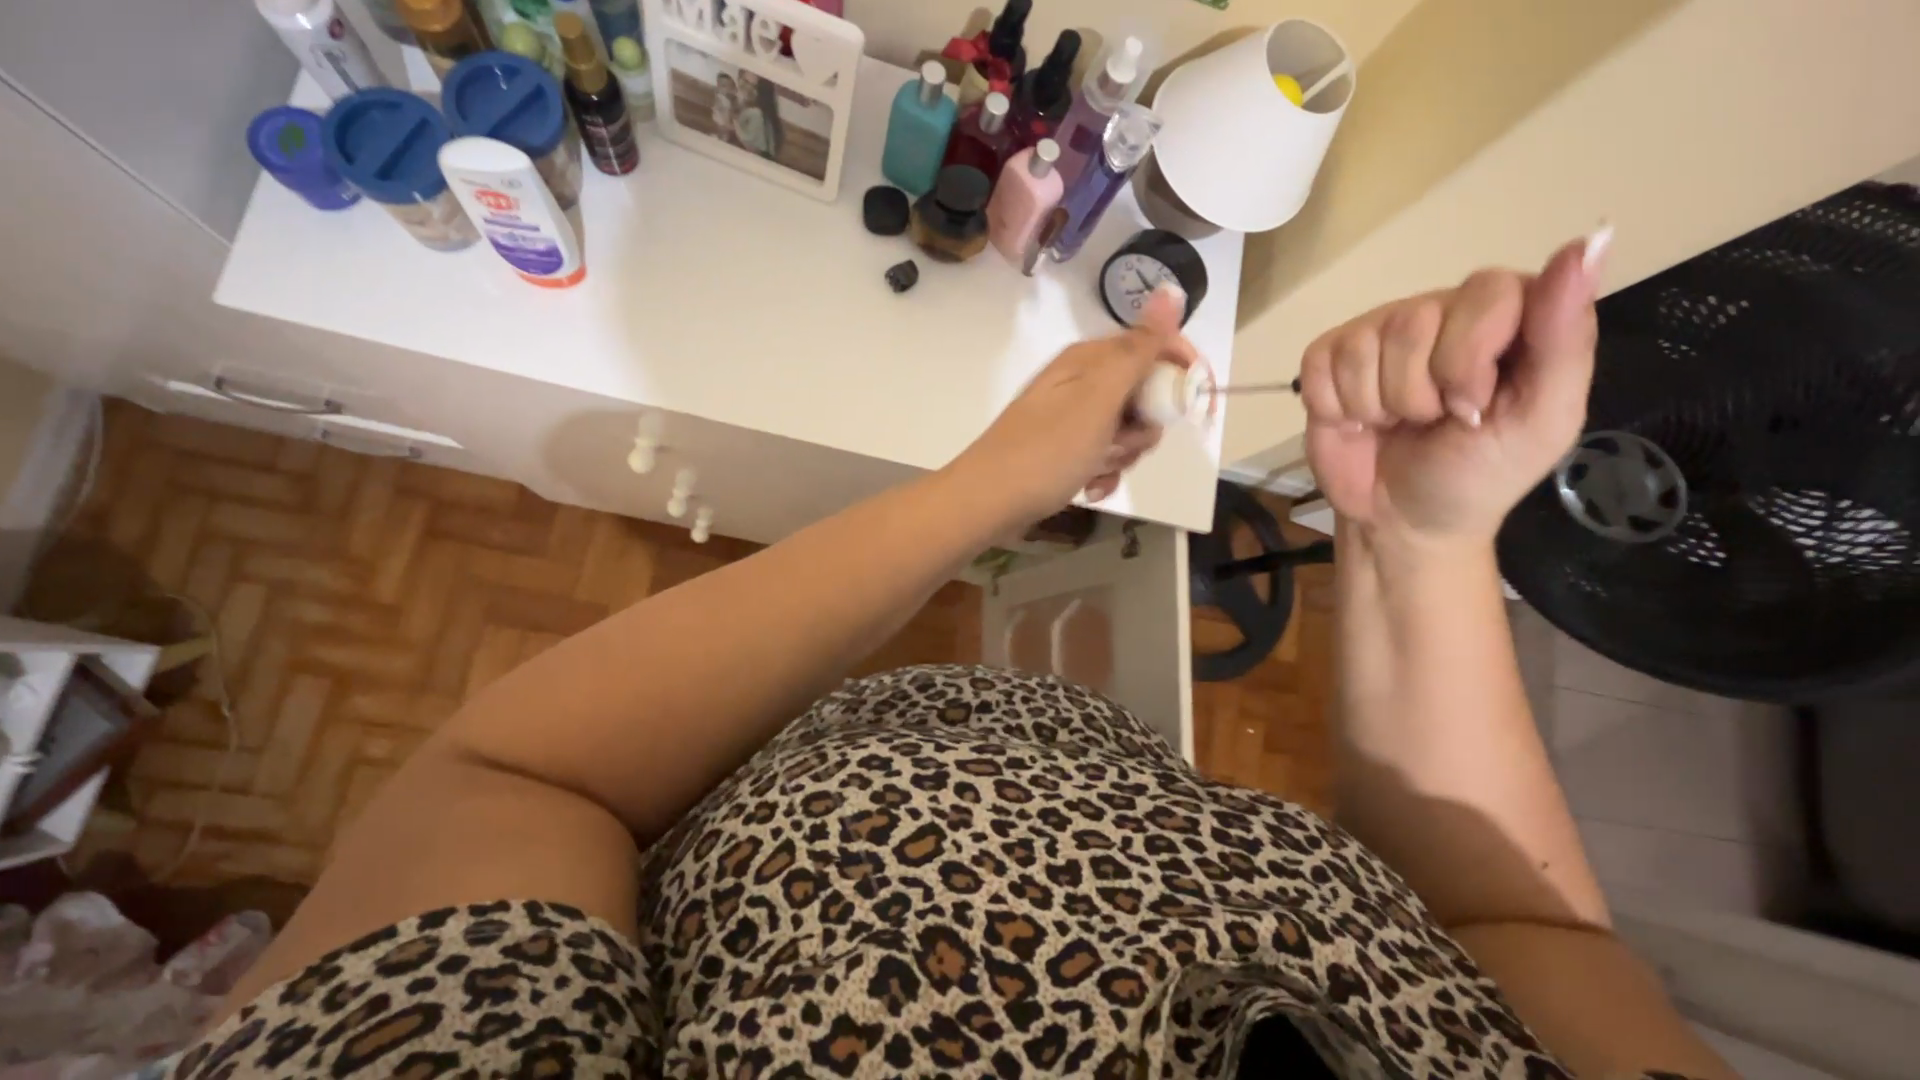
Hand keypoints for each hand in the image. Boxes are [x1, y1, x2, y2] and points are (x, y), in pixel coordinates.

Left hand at [952, 286, 1197, 525]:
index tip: (1198, 404)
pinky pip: (1103, 456)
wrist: (988, 502)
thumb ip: (1138, 349)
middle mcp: (1080, 383)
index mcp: (1088, 360)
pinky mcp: (1064, 450)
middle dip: (1144, 427)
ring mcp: (1071, 419)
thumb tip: (1170, 290)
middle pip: (1143, 395)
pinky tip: (1090, 487)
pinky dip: (1103, 473)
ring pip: (1126, 431)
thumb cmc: (1046, 451)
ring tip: (1097, 469)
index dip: (1180, 371)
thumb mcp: (1098, 398)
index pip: (1152, 346)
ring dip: (1122, 456)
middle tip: (1122, 444)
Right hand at [1301, 229, 1609, 551]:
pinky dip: (1338, 407)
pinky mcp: (1326, 357)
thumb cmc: (1478, 475)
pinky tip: (1358, 421)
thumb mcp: (1542, 420)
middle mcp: (1440, 309)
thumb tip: (1588, 244)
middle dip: (1421, 392)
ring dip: (1380, 406)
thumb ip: (1566, 340)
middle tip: (1436, 422)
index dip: (1470, 355)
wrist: (1402, 521)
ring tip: (1396, 424)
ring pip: (1365, 346)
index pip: (1487, 291)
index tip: (1474, 406)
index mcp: (1506, 315)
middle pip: (1414, 320)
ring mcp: (1377, 330)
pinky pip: (1322, 365)